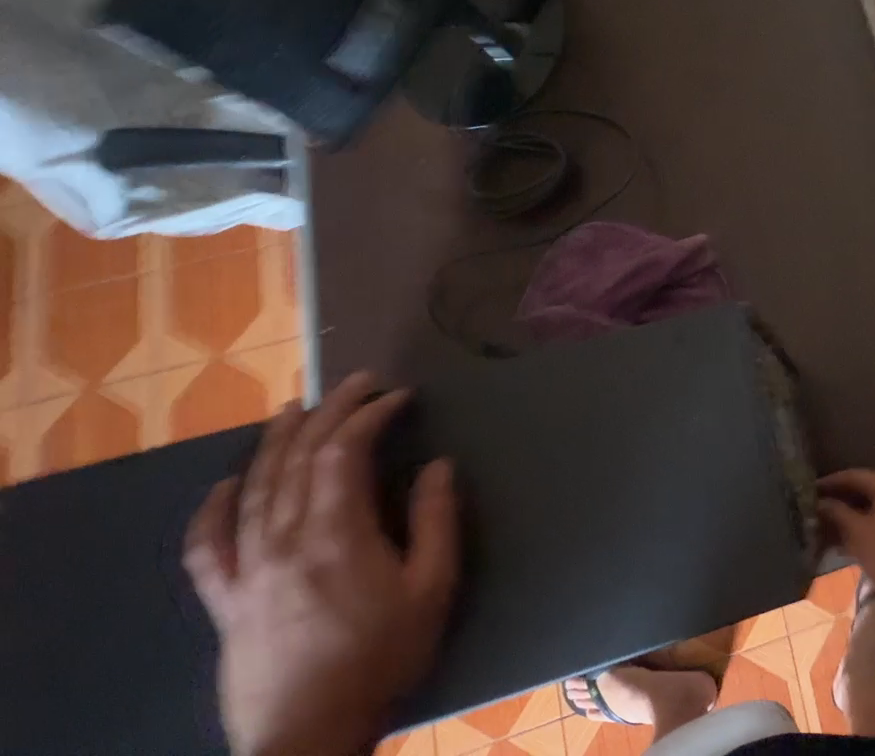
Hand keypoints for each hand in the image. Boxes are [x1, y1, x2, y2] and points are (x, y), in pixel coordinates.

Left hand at [183, 373, 459, 755]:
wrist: (310, 731)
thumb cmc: (382, 655)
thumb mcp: (432, 588)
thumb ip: (434, 522)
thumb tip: (437, 466)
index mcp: (336, 533)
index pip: (343, 454)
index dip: (369, 416)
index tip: (398, 395)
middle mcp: (283, 539)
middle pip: (298, 460)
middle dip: (329, 413)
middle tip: (357, 383)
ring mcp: (247, 568)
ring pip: (254, 489)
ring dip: (276, 442)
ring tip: (295, 409)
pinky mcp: (226, 599)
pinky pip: (208, 546)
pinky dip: (214, 509)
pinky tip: (225, 485)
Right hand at [817, 469, 874, 617]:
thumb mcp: (858, 534)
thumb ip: (837, 514)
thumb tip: (819, 503)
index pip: (855, 476)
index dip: (830, 482)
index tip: (807, 491)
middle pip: (866, 491)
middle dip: (839, 502)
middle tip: (813, 512)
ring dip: (851, 518)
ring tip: (823, 530)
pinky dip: (865, 529)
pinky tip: (845, 544)